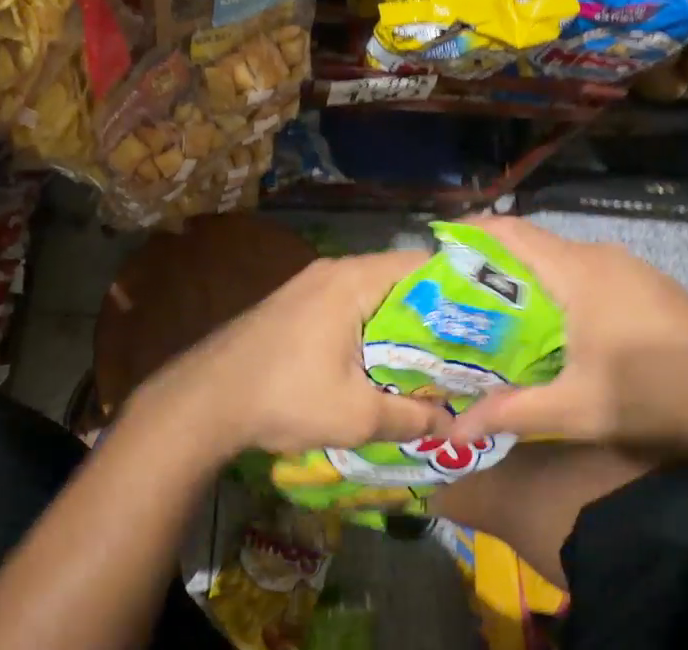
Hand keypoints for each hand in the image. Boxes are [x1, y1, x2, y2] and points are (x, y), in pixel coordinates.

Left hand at [131, 251, 453, 458]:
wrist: (202, 400)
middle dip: (433, 312)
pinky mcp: (294, 305)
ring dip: (399, 323)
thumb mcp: (356, 416)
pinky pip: (348, 305)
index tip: (484, 319)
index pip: (422, 263)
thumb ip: (411, 416)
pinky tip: (382, 361)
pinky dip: (371, 327)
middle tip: (465, 346)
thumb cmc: (284, 397)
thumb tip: (453, 423)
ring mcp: (309, 285)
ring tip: (432, 358)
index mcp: (353, 280)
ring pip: (372, 294)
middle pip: (399, 279)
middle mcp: (333, 271)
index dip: (458, 288)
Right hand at [445, 217, 687, 445]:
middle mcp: (601, 256)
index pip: (513, 231)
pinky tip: (566, 324)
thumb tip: (456, 431)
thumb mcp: (574, 409)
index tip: (444, 243)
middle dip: (500, 262)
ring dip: (537, 277)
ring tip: (509, 312)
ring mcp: (633, 267)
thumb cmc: (650, 393)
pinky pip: (595, 271)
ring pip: (568, 259)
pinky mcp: (654, 284)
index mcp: (576, 272)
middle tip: (468, 293)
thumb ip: (513, 412)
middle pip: (538, 244)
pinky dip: (569, 286)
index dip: (475, 230)